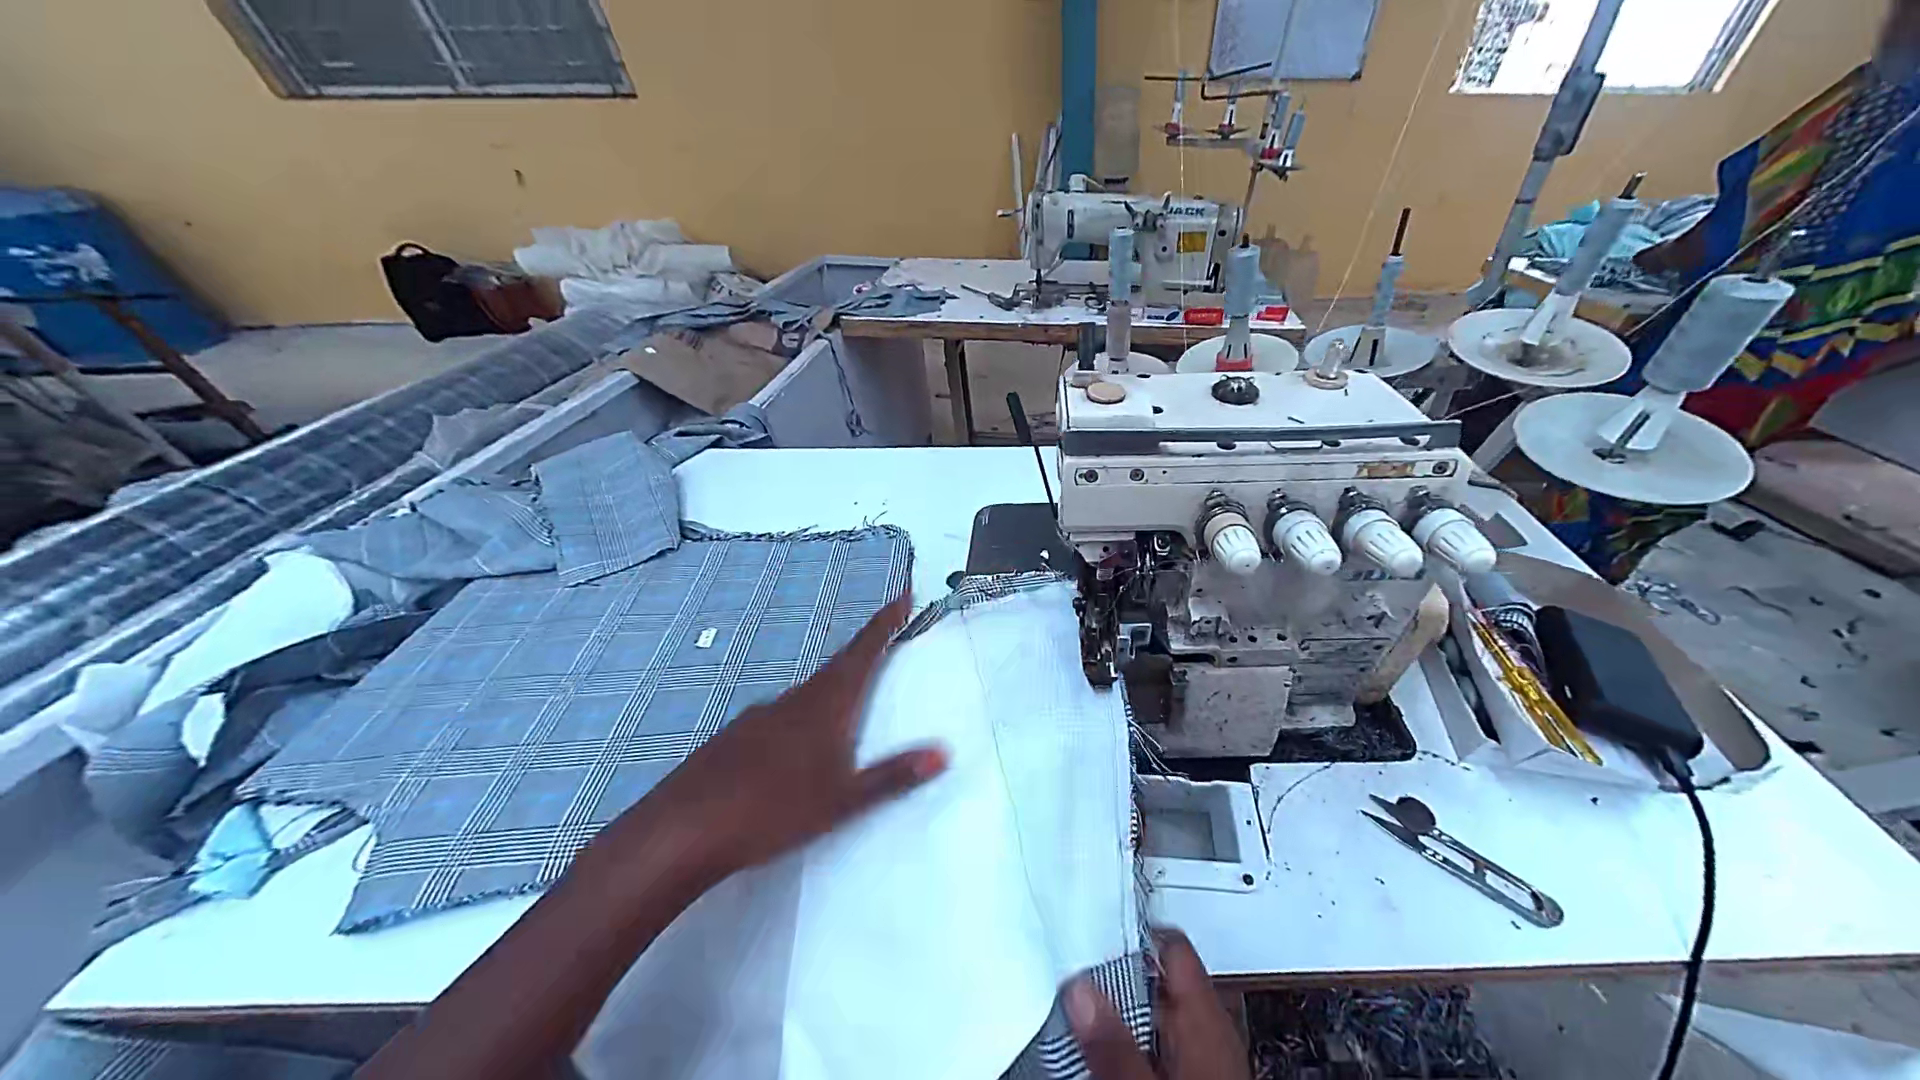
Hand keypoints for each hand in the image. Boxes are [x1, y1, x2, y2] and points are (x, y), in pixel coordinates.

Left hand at [594, 593, 947, 890]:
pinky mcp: (736, 736)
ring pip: (807, 694)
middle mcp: (793, 700)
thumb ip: (893, 775)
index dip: (885, 623)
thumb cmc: (773, 809)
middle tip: (885, 646)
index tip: (902, 594)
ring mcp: (760, 716)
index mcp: (825, 706)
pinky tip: (796, 750)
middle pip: (837, 669)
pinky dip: (802, 718)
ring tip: (849, 707)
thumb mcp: (843, 800)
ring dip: (833, 691)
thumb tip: (942, 751)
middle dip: (864, 656)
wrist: (684, 829)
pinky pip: (781, 716)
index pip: (863, 653)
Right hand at [1067, 930, 1249, 1079]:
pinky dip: (1132, 1035)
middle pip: (1156, 975)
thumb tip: (1077, 989)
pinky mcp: (1198, 1074)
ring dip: (1120, 1007)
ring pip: (1155, 1008)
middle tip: (1075, 976)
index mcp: (1203, 1016)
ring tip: (1082, 1013)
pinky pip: (1160, 1037)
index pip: (1170, 944)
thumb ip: (1111, 1039)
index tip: (1095, 926)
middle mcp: (1208, 1028)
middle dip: (1115, 973)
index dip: (1132, 930)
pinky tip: (1107, 1053)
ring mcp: (1205, 1054)